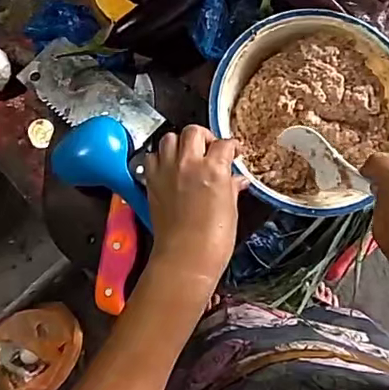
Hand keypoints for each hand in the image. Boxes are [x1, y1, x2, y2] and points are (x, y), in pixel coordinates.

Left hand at [145, 126, 246, 281]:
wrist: (185, 257)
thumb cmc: (212, 240)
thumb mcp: (230, 209)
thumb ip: (232, 187)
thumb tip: (236, 180)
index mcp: (213, 168)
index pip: (224, 144)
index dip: (232, 146)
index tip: (234, 152)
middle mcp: (187, 163)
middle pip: (193, 131)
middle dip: (204, 136)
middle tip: (210, 148)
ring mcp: (167, 171)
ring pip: (169, 138)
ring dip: (180, 143)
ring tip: (188, 155)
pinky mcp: (152, 182)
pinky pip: (152, 158)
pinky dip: (160, 158)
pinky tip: (169, 168)